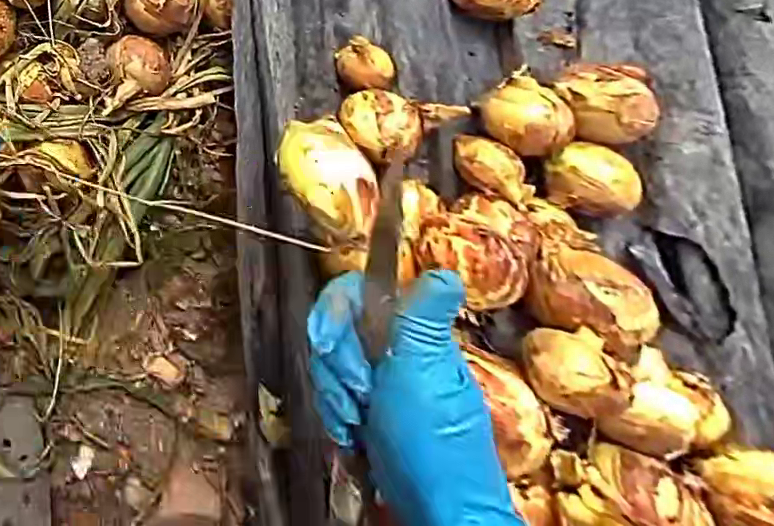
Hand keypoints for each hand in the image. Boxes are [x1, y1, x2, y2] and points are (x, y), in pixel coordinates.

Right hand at [307, 271, 520, 525]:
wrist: (435, 514)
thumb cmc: (434, 440)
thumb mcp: (428, 371)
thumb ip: (424, 316)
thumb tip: (448, 272)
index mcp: (406, 329)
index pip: (353, 291)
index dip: (332, 312)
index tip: (327, 344)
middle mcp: (389, 346)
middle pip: (332, 325)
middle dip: (335, 364)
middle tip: (359, 395)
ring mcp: (374, 377)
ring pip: (325, 360)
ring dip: (333, 394)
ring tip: (358, 423)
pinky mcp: (360, 406)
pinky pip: (326, 392)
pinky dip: (333, 414)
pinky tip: (351, 435)